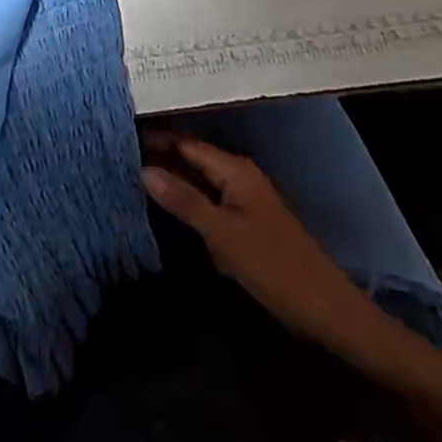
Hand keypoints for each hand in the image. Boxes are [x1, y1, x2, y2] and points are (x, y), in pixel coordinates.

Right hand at [143, 135, 376, 346]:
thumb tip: (143, 169)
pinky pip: (210, 201)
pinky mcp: (246, 220)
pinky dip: (188, 201)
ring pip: (200, 180)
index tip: (121, 137)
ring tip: (133, 179)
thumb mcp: (222, 234)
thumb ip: (183, 200)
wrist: (322, 305)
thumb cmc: (271, 265)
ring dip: (173, 179)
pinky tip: (168, 210)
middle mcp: (239, 176)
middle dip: (161, 157)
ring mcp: (244, 198)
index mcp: (235, 170)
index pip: (187, 143)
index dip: (156, 138)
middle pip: (193, 158)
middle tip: (120, 159)